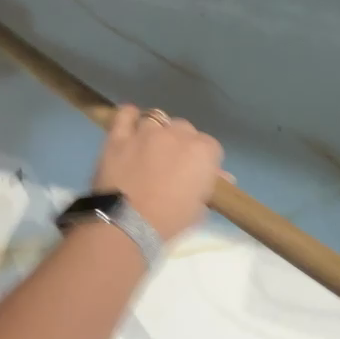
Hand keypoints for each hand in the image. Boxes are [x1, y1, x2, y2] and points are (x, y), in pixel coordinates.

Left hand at [92, 106, 224, 239]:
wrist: (127, 222)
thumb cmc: (169, 219)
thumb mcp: (200, 208)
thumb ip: (209, 185)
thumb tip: (221, 176)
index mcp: (202, 151)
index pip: (209, 146)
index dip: (202, 159)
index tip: (194, 172)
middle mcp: (176, 135)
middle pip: (182, 128)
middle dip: (179, 142)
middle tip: (169, 161)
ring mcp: (145, 133)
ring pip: (155, 119)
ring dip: (155, 131)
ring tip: (149, 146)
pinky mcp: (118, 137)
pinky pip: (124, 116)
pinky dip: (128, 116)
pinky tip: (129, 122)